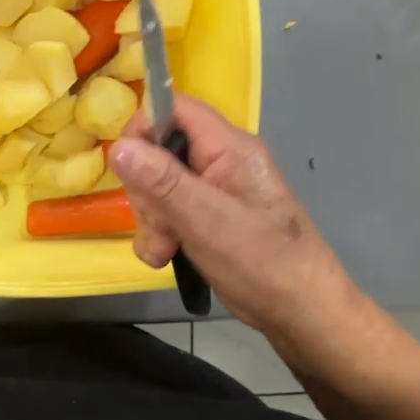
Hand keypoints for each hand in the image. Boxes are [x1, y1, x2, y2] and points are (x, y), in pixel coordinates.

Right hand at [107, 95, 357, 339]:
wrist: (300, 311)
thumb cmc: (263, 262)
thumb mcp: (206, 221)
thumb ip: (163, 182)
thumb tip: (119, 146)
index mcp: (229, 148)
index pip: (174, 108)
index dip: (143, 128)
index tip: (127, 167)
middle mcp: (220, 160)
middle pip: (158, 151)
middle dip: (145, 191)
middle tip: (157, 225)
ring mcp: (212, 190)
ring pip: (157, 186)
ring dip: (150, 220)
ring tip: (164, 250)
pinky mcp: (205, 216)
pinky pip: (167, 212)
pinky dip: (159, 234)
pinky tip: (166, 257)